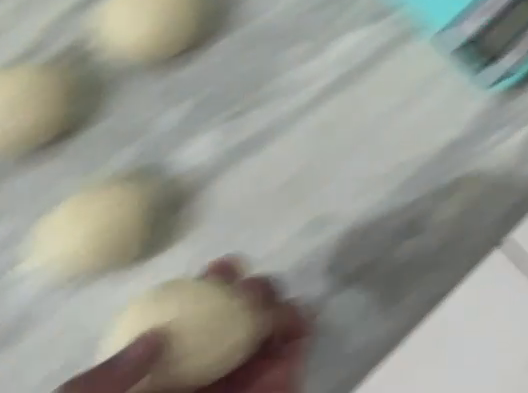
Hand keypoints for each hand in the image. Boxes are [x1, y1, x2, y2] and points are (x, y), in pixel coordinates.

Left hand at [60, 257, 308, 392]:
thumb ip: (104, 382)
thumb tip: (154, 337)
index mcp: (160, 382)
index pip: (183, 330)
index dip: (197, 296)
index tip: (207, 273)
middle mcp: (207, 375)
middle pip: (232, 319)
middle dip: (241, 289)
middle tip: (233, 278)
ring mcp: (249, 378)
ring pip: (270, 323)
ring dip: (270, 300)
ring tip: (254, 295)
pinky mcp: (284, 382)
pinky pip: (297, 343)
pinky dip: (297, 320)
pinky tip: (281, 314)